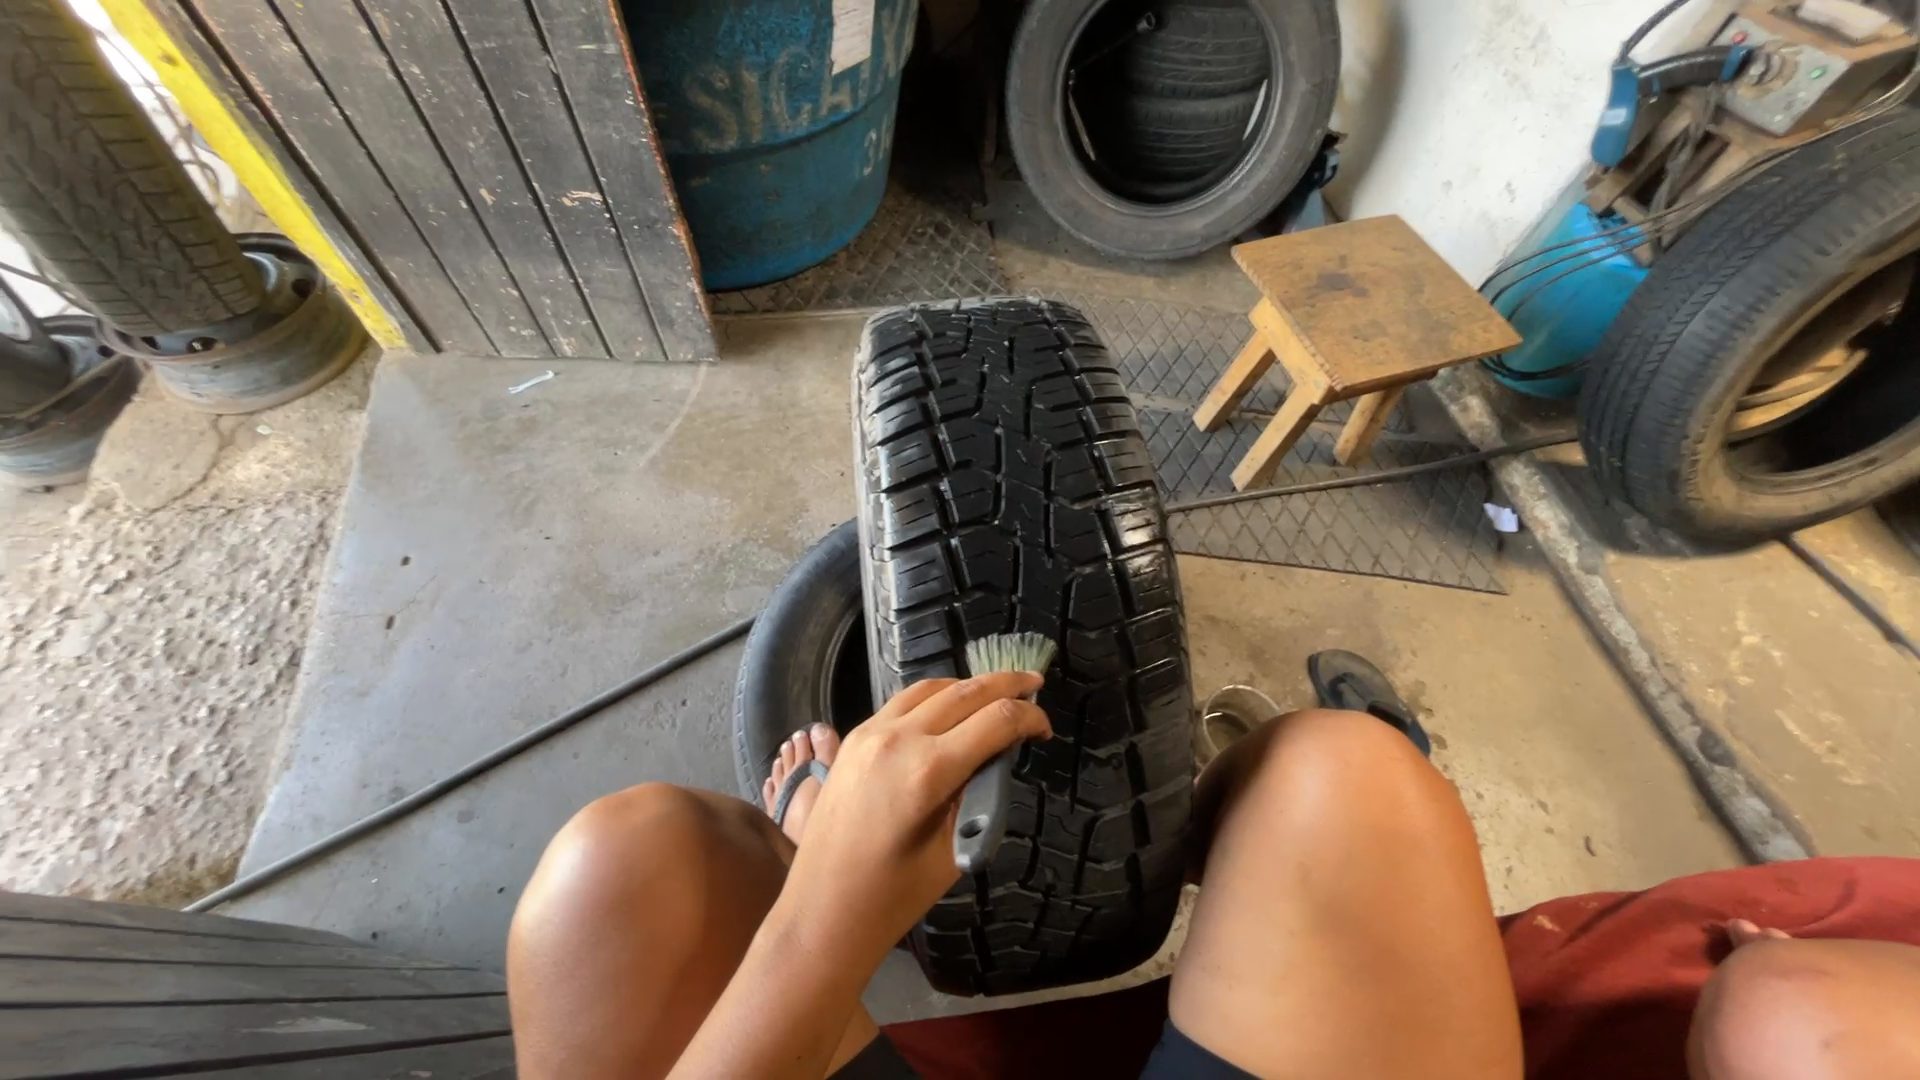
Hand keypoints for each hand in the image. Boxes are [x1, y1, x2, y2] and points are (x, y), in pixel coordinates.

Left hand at [774, 673, 1051, 963]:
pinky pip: (901, 702)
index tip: (1045, 728)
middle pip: (966, 691)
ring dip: (968, 685)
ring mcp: (870, 732)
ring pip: (931, 687)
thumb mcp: (953, 849)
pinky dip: (934, 696)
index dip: (1029, 717)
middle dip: (1006, 683)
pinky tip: (950, 706)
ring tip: (997, 690)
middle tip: (1035, 682)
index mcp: (929, 770)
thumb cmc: (893, 896)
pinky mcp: (853, 738)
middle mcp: (899, 738)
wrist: (821, 911)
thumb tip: (996, 756)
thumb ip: (979, 795)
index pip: (996, 720)